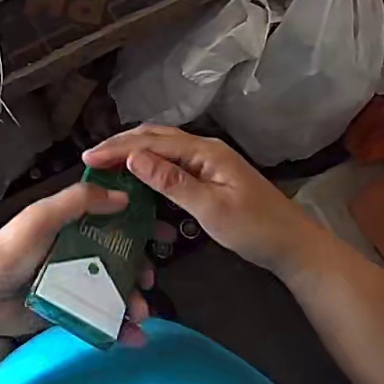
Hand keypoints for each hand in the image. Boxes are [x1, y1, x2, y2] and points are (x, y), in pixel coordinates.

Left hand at [0, 182, 152, 345]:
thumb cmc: (8, 250)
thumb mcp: (41, 216)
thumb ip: (79, 202)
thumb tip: (122, 196)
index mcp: (73, 222)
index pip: (114, 216)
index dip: (141, 222)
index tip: (164, 231)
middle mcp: (78, 249)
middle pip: (123, 256)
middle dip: (143, 267)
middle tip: (150, 278)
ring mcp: (76, 281)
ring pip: (117, 289)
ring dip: (135, 300)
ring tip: (140, 311)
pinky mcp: (72, 309)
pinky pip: (103, 317)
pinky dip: (121, 328)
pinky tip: (134, 337)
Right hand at [83, 124, 322, 276]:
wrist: (295, 246)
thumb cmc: (255, 229)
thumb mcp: (212, 209)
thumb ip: (172, 182)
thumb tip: (134, 158)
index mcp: (205, 151)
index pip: (152, 143)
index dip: (118, 149)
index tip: (88, 159)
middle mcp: (204, 148)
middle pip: (154, 136)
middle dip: (120, 144)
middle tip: (90, 160)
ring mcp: (207, 160)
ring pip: (161, 146)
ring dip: (131, 150)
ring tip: (105, 163)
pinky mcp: (208, 174)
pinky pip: (170, 159)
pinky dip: (146, 162)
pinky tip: (135, 173)